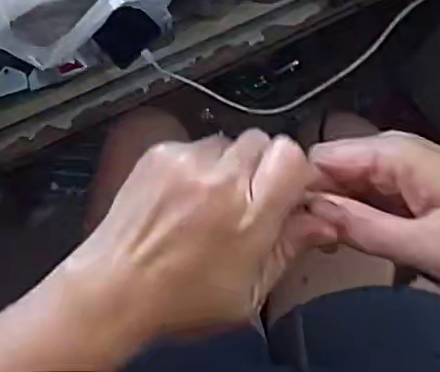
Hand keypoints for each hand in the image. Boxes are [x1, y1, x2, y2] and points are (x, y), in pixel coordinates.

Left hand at [59, 129, 332, 339]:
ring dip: (227, 164)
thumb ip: (290, 247)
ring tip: (210, 202)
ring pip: (227, 140)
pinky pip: (195, 143)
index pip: (291, 155)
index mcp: (248, 215)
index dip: (294, 171)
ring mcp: (188, 160)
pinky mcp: (163, 150)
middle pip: (262, 141)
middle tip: (246, 201)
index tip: (288, 190)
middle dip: (261, 168)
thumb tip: (322, 222)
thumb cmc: (180, 299)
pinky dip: (196, 164)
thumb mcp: (249, 292)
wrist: (117, 284)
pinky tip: (185, 196)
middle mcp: (219, 178)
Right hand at [307, 131, 439, 321]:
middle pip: (336, 172)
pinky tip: (363, 255)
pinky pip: (381, 204)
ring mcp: (415, 175)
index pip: (319, 157)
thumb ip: (363, 227)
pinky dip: (368, 226)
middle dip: (317, 206)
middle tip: (302, 249)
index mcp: (393, 152)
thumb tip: (306, 210)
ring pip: (357, 190)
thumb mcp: (431, 249)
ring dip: (342, 219)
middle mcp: (398, 154)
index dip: (297, 190)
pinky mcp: (429, 197)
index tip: (282, 229)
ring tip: (325, 255)